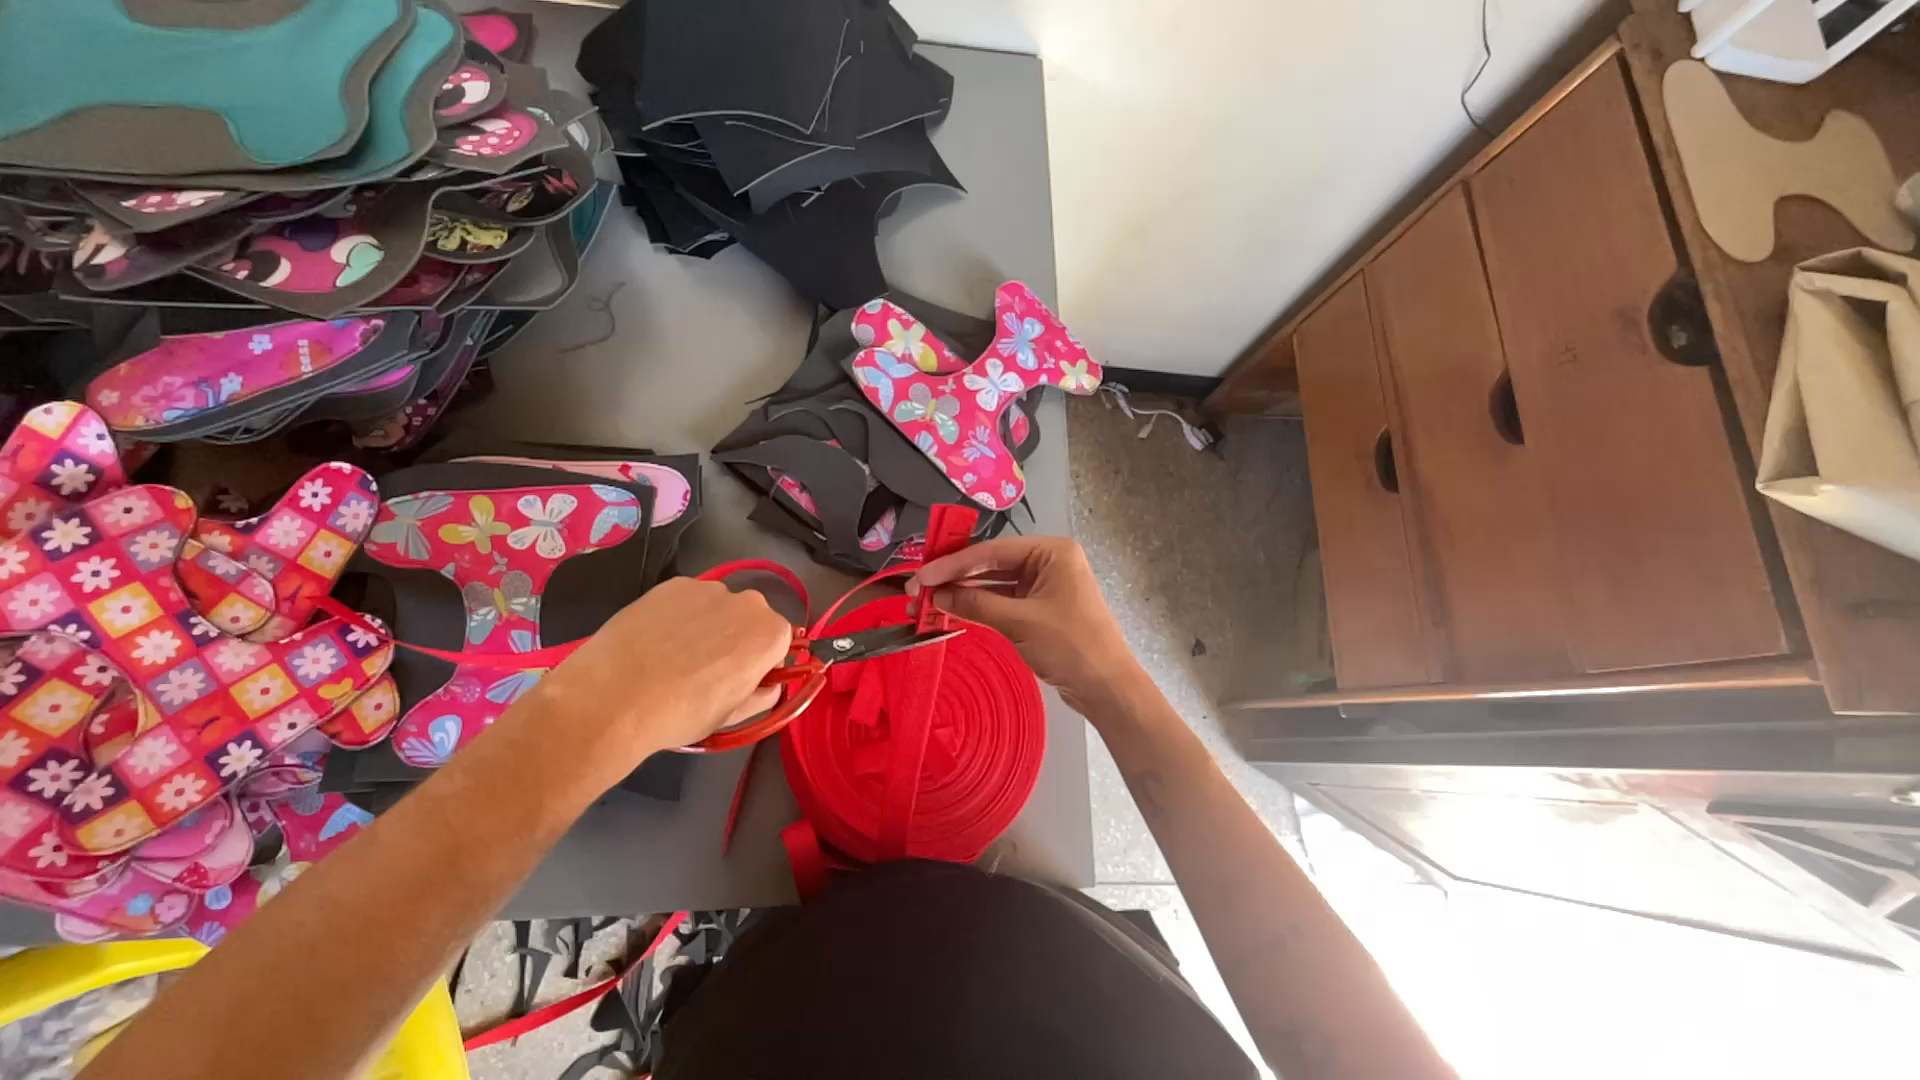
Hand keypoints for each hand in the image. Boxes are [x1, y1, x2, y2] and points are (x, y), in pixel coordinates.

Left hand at [517, 577, 791, 761]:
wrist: (614, 697)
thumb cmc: (682, 713)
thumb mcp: (732, 716)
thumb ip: (763, 695)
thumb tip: (769, 684)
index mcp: (771, 634)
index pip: (780, 643)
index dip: (761, 662)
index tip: (739, 680)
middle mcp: (747, 602)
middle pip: (751, 619)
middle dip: (736, 637)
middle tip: (706, 669)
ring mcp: (707, 588)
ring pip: (717, 607)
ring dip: (707, 624)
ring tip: (673, 655)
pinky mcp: (671, 584)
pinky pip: (686, 600)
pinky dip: (677, 616)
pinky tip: (654, 641)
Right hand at [912, 536, 1142, 713]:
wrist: (1107, 688)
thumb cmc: (1071, 646)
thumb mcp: (1020, 623)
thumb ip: (976, 605)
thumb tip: (936, 596)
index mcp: (1052, 552)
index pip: (992, 551)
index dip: (952, 564)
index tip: (920, 576)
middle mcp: (1049, 562)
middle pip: (991, 565)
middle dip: (954, 578)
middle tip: (917, 590)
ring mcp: (1045, 586)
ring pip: (994, 584)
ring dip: (963, 594)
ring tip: (926, 602)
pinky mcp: (1040, 609)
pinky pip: (1003, 602)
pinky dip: (978, 607)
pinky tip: (951, 611)